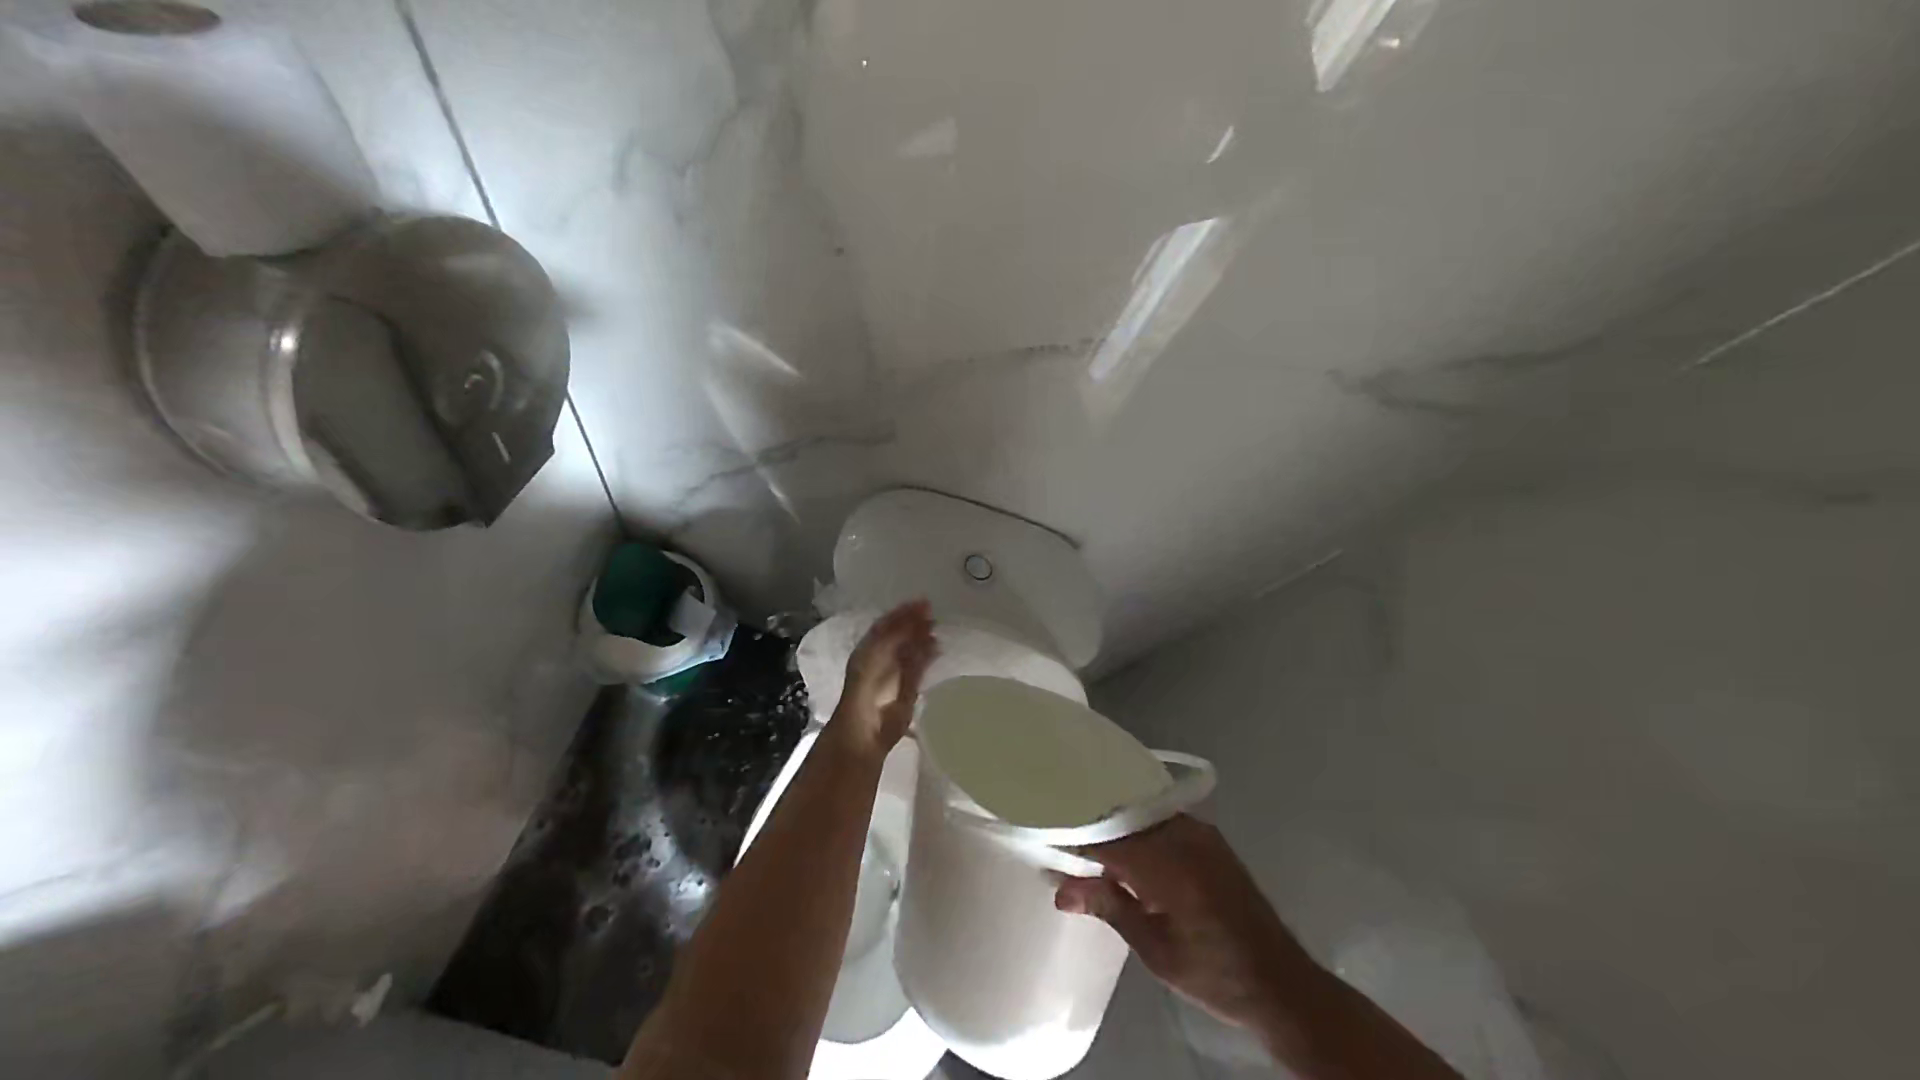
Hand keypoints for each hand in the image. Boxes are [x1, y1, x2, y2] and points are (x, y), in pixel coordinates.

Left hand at [831, 601, 936, 760]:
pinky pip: (920, 666)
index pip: (887, 624)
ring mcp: (896, 672)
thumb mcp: (880, 653)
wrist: (868, 726)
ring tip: (937, 627)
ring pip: (912, 649)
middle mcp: (882, 657)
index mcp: (869, 647)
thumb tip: (918, 619)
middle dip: (916, 623)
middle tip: (933, 612)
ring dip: (924, 638)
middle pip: (901, 635)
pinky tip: (938, 647)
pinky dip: (929, 655)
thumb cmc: (867, 686)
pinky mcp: (908, 687)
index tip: (922, 602)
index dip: (903, 612)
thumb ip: (899, 635)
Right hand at [1055, 814, 1313, 1032]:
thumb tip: (1061, 891)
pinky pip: (1161, 822)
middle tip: (1057, 841)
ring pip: (1141, 817)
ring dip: (1113, 828)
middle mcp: (1184, 834)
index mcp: (1168, 862)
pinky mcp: (1209, 840)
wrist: (1282, 984)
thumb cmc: (1214, 974)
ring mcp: (1200, 833)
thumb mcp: (1154, 949)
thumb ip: (1109, 906)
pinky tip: (1122, 849)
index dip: (1072, 840)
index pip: (1105, 838)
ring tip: (1083, 845)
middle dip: (1089, 827)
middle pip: (1122, 818)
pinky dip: (1136, 831)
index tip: (1042, 841)